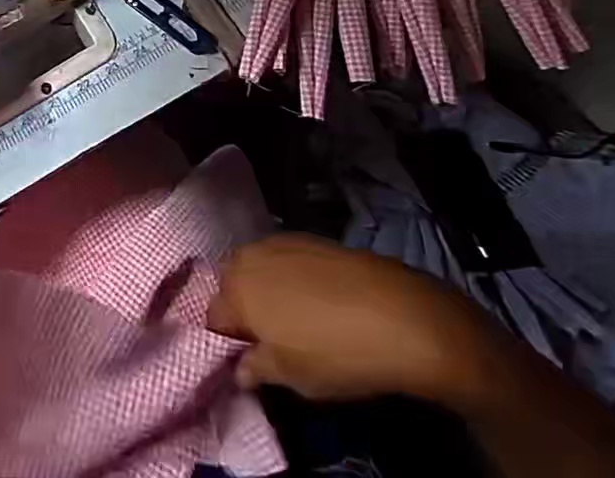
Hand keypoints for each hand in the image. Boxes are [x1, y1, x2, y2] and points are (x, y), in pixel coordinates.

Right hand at [207, 233, 511, 406]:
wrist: (401, 316)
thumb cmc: (336, 353)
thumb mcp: (292, 377)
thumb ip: (256, 369)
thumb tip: (240, 369)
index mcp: (235, 291)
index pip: (213, 318)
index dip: (228, 341)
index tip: (248, 358)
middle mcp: (248, 257)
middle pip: (232, 286)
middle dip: (244, 309)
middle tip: (271, 338)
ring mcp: (279, 242)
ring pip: (258, 269)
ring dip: (266, 290)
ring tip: (296, 317)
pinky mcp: (309, 237)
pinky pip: (284, 259)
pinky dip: (290, 276)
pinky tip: (317, 299)